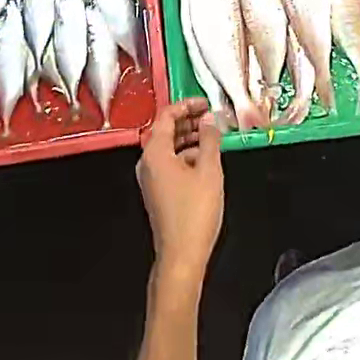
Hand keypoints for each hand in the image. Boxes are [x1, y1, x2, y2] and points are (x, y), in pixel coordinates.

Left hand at [137, 98, 223, 278]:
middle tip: (212, 117)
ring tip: (212, 136)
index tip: (206, 103)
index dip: (186, 105)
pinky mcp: (156, 191)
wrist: (181, 257)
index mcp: (154, 151)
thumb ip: (209, 140)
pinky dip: (185, 155)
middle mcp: (147, 160)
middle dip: (188, 121)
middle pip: (165, 130)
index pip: (166, 115)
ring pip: (168, 147)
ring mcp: (150, 177)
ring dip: (188, 138)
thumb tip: (209, 119)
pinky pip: (169, 162)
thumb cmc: (195, 212)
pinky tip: (204, 160)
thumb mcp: (209, 171)